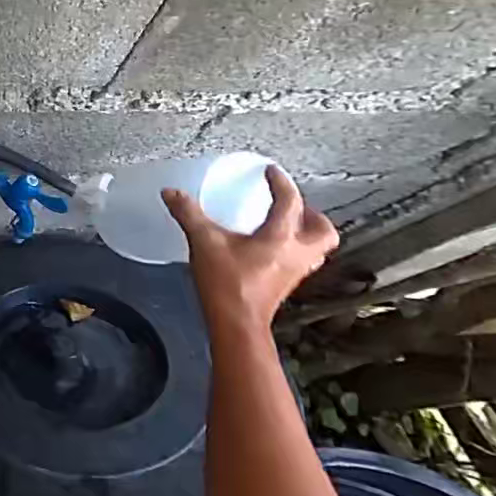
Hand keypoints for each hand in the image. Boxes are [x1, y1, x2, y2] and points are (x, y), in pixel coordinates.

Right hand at [162, 165, 337, 329]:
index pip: (290, 202)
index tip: (271, 172)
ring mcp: (294, 273)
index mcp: (281, 238)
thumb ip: (188, 214)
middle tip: (293, 205)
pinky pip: (300, 262)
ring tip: (287, 225)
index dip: (281, 183)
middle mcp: (296, 254)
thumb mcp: (203, 242)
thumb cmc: (227, 283)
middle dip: (312, 214)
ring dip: (307, 234)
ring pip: (317, 249)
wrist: (236, 323)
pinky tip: (270, 250)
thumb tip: (171, 193)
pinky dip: (293, 251)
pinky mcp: (285, 286)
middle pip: (323, 231)